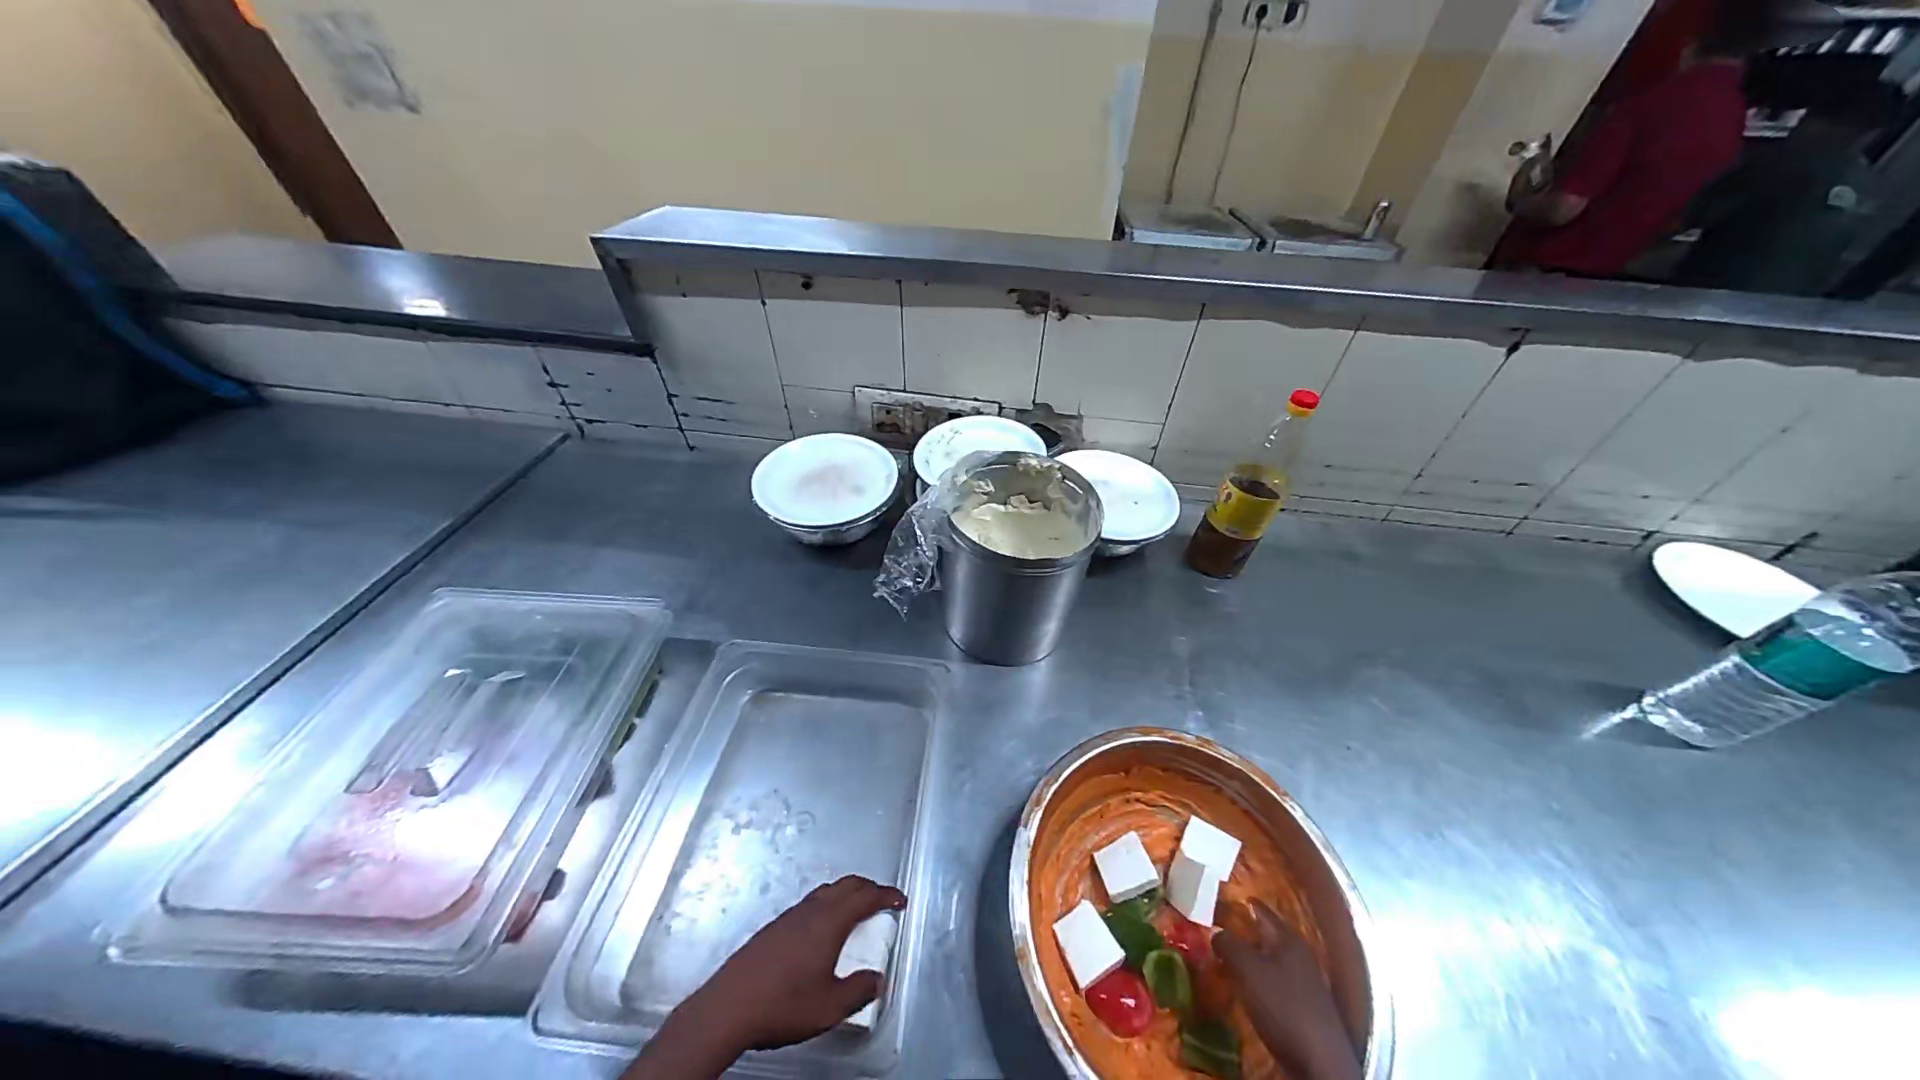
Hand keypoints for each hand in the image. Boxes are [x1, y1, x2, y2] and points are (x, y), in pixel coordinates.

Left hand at [626, 875, 907, 1079]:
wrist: (727, 1008)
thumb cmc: (782, 1005)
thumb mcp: (829, 1007)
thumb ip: (858, 990)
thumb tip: (877, 979)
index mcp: (830, 922)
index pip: (865, 897)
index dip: (887, 895)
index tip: (900, 900)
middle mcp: (811, 910)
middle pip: (846, 885)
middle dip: (868, 887)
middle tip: (882, 900)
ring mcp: (789, 916)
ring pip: (826, 891)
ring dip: (846, 894)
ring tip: (856, 911)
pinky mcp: (773, 927)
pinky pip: (810, 903)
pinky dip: (827, 904)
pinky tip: (822, 929)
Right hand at [1214, 901, 1361, 1079]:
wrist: (1320, 1063)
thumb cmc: (1282, 1006)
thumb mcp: (1247, 970)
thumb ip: (1228, 944)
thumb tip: (1215, 930)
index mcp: (1287, 938)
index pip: (1260, 909)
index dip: (1239, 902)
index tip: (1216, 899)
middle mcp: (1298, 954)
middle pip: (1264, 934)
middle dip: (1240, 931)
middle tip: (1212, 929)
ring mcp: (1303, 981)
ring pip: (1268, 959)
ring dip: (1246, 957)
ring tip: (1221, 959)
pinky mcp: (1302, 1006)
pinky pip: (1272, 981)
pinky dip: (1255, 979)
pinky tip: (1241, 987)